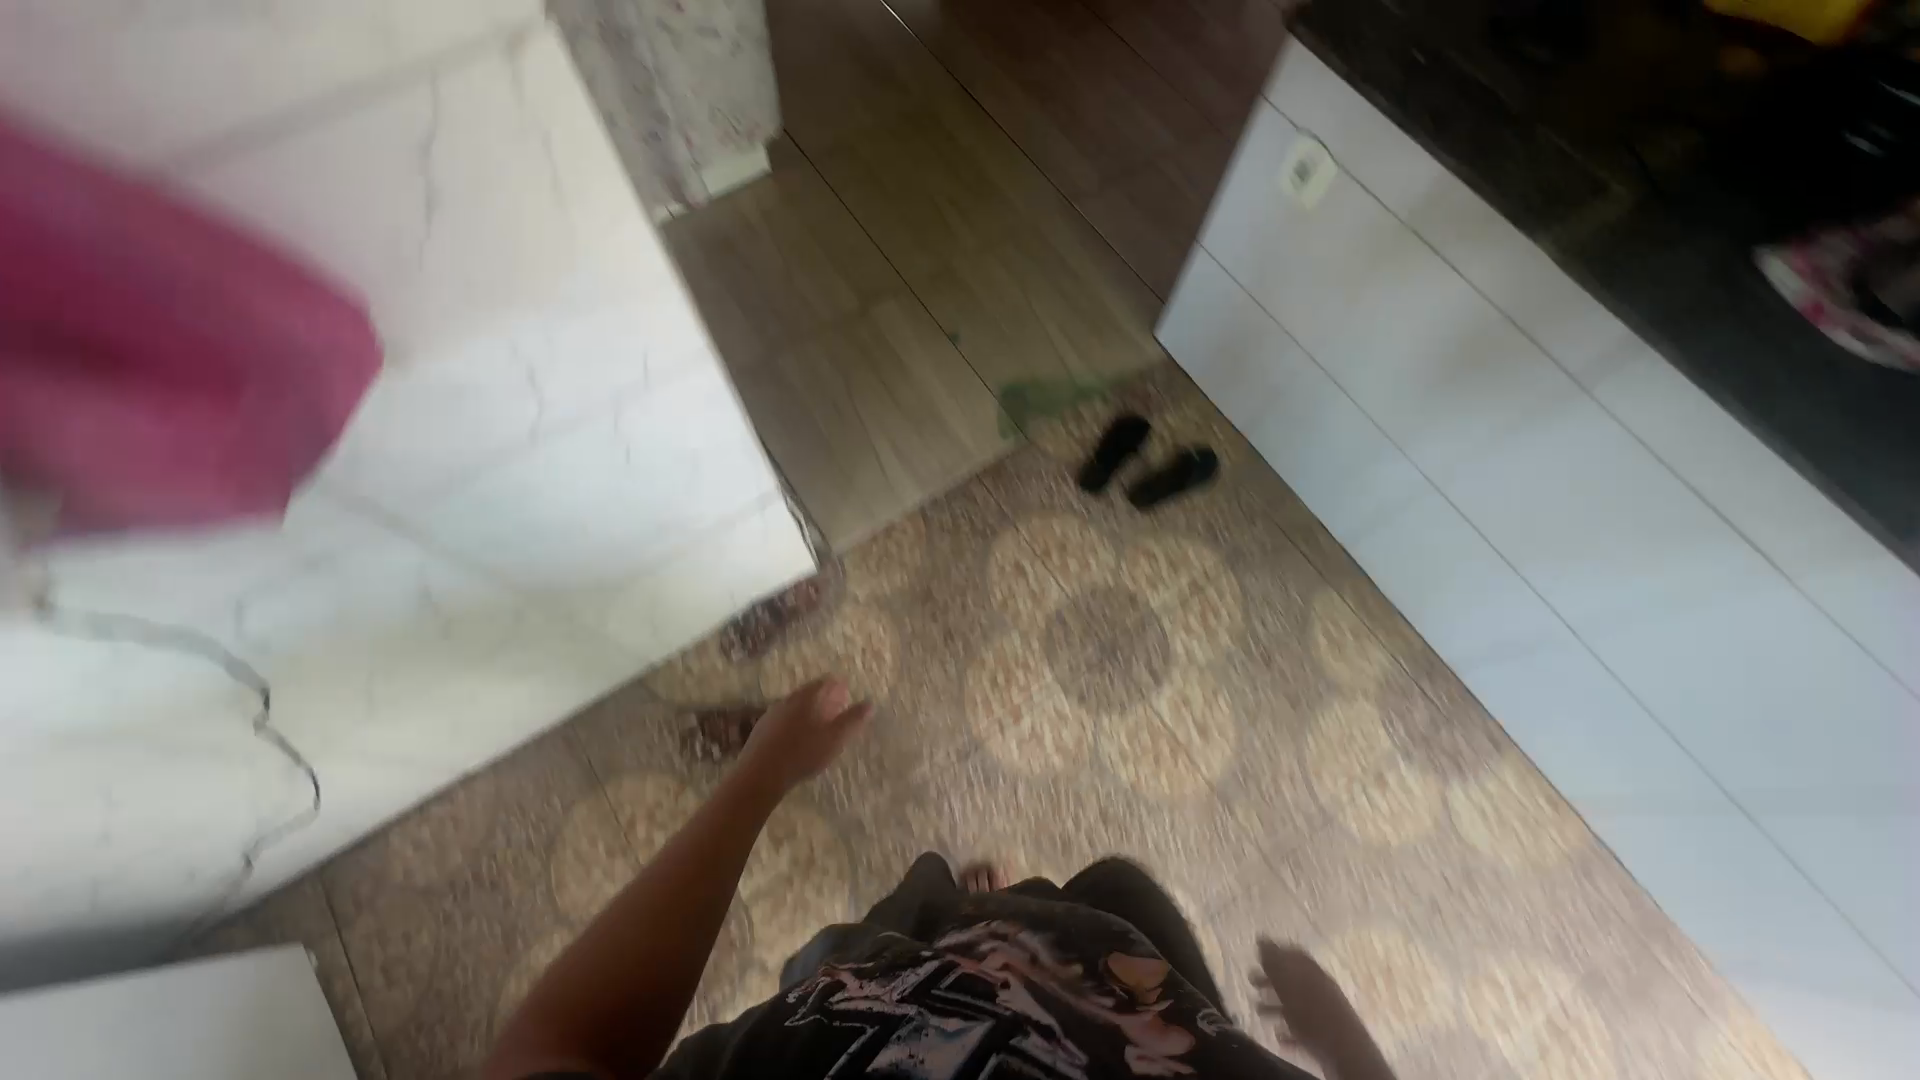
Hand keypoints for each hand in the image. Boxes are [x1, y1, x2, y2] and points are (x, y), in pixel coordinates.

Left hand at [734, 676, 872, 794]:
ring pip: (795, 706)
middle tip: (836, 709)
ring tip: (819, 725)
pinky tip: (797, 739)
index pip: (826, 682)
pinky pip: (783, 720)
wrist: (760, 774)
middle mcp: (789, 700)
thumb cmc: (803, 754)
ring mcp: (772, 714)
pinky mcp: (762, 730)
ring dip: (808, 711)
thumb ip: (853, 720)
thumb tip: (870, 703)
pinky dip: (794, 723)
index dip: (838, 687)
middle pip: (809, 692)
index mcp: (807, 697)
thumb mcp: (835, 738)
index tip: (847, 695)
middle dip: (824, 699)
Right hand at [1251, 939, 1397, 1079]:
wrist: (1345, 1054)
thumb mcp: (1290, 984)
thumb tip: (1261, 939)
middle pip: (1292, 978)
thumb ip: (1275, 962)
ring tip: (1258, 1010)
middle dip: (1271, 979)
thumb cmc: (1313, 1014)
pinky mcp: (1324, 1037)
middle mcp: (1320, 989)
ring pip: (1295, 1005)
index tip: (1257, 952)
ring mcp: (1324, 1014)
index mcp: (1313, 972)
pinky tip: (1278, 1035)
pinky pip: (1302, 1029)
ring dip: (1275, 1006)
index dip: (1276, 951)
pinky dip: (1288, 1030)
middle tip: (1252, 980)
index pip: (1294, 953)